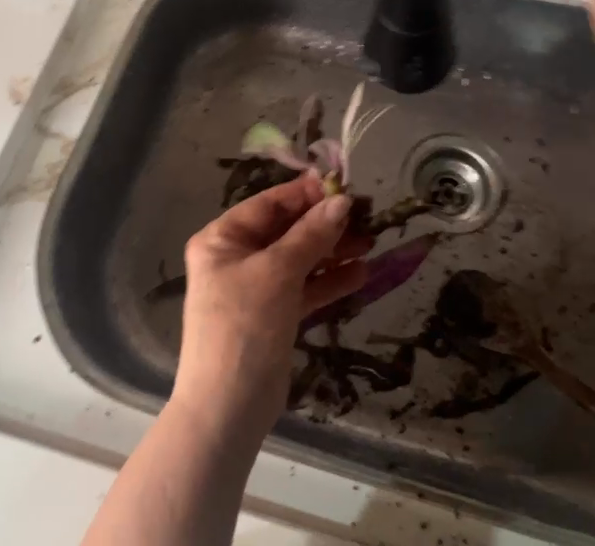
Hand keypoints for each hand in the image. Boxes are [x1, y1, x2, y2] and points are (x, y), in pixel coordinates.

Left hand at [176, 173, 372, 425]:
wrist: (228, 407)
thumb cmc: (244, 326)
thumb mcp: (278, 273)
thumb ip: (311, 235)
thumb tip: (342, 202)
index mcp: (223, 238)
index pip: (270, 203)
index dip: (307, 194)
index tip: (347, 187)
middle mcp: (236, 257)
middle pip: (287, 229)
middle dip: (326, 223)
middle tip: (368, 217)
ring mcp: (255, 287)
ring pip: (300, 258)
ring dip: (334, 250)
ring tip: (372, 241)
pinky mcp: (274, 314)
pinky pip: (305, 287)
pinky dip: (330, 280)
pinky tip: (362, 273)